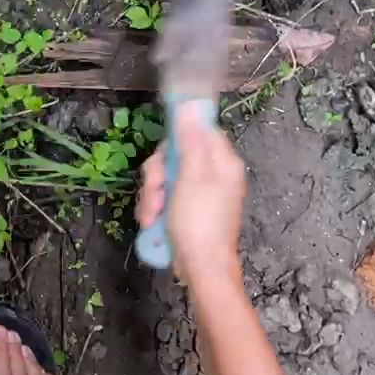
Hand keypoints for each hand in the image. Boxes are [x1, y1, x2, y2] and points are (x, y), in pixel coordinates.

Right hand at [136, 108, 247, 290]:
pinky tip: (153, 222)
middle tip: (155, 194)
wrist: (202, 271)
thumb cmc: (199, 223)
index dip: (177, 139)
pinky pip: (166, 195)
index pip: (198, 130)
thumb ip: (190, 140)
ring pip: (166, 176)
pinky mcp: (188, 208)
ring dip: (153, 194)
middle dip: (158, 175)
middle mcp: (214, 173)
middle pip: (177, 154)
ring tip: (152, 215)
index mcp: (223, 161)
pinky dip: (156, 206)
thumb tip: (191, 104)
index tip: (164, 155)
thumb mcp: (192, 177)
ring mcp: (200, 192)